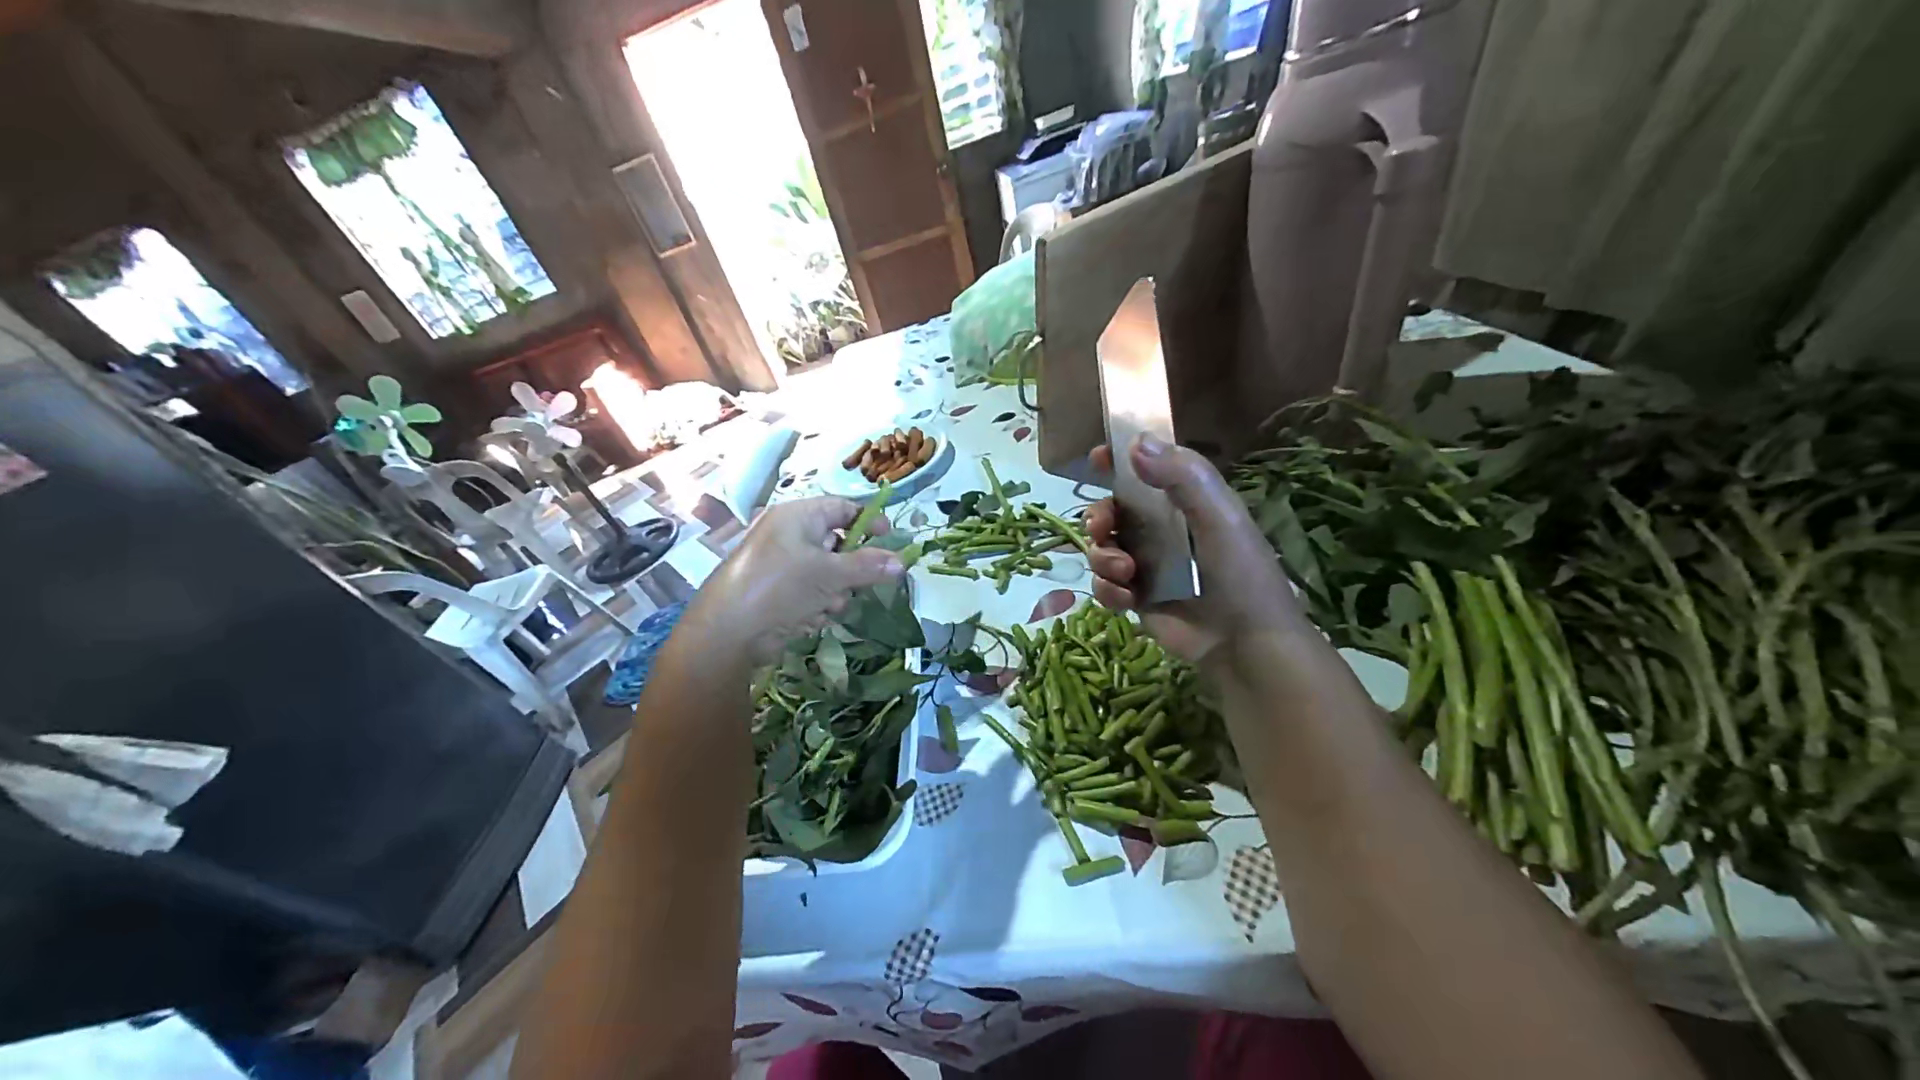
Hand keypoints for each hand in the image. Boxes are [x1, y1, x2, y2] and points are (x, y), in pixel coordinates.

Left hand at [680, 497, 904, 666]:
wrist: (730, 629)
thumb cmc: (780, 586)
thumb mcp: (831, 574)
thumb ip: (869, 567)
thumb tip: (902, 562)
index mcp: (798, 516)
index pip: (842, 508)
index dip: (868, 522)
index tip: (889, 539)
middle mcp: (789, 535)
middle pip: (838, 545)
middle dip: (849, 570)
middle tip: (856, 584)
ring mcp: (782, 565)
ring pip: (828, 575)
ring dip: (834, 594)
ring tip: (824, 606)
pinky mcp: (778, 592)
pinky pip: (812, 594)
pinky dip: (816, 607)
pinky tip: (808, 618)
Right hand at [1084, 434, 1304, 668]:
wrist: (1244, 645)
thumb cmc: (1240, 574)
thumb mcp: (1219, 516)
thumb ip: (1182, 476)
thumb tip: (1134, 442)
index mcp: (1185, 502)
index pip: (1147, 470)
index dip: (1119, 461)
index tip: (1097, 458)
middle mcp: (1162, 530)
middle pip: (1112, 510)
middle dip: (1098, 517)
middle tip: (1100, 528)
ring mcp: (1147, 565)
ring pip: (1102, 548)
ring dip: (1103, 557)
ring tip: (1125, 573)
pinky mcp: (1136, 598)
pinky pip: (1104, 585)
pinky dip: (1107, 589)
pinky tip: (1126, 599)